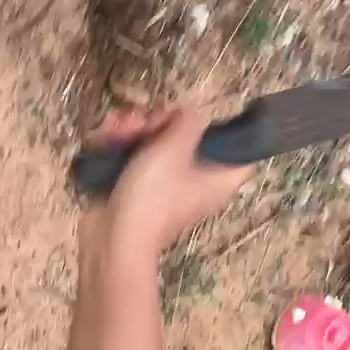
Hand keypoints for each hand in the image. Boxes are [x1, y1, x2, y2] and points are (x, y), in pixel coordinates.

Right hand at [85, 106, 252, 260]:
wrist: (113, 238)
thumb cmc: (152, 196)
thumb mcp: (175, 147)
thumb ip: (190, 119)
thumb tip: (191, 110)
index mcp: (219, 176)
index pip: (241, 147)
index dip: (228, 124)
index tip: (209, 113)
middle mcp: (195, 180)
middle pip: (189, 137)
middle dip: (162, 121)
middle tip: (149, 122)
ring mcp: (163, 185)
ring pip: (155, 143)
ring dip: (135, 128)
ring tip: (120, 128)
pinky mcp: (135, 188)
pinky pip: (134, 157)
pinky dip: (121, 144)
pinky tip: (108, 134)